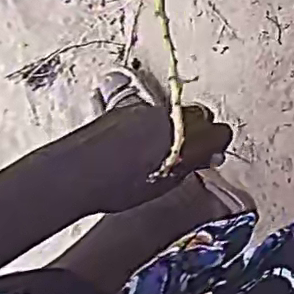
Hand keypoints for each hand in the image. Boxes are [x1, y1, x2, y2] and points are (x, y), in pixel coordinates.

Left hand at [84, 102, 234, 213]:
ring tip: (158, 153)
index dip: (216, 146)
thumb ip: (191, 165)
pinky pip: (149, 115)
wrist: (73, 174)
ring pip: (174, 114)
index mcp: (190, 135)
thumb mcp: (166, 183)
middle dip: (198, 132)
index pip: (220, 132)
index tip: (210, 156)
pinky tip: (135, 148)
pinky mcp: (127, 109)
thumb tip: (206, 157)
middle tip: (188, 153)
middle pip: (200, 116)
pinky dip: (149, 127)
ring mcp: (149, 110)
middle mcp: (174, 116)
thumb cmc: (118, 184)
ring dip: (173, 128)